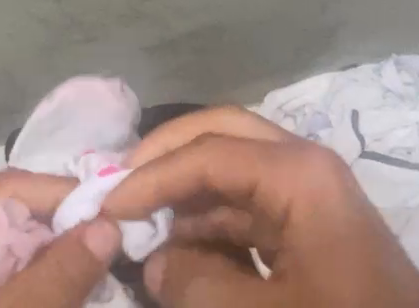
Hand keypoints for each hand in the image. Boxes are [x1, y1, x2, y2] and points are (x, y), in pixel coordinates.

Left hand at [0, 170, 121, 307]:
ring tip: (99, 281)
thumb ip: (51, 282)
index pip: (11, 192)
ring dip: (58, 268)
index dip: (66, 197)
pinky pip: (8, 287)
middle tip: (118, 251)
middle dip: (66, 237)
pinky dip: (40, 293)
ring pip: (17, 257)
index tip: (120, 214)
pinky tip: (70, 300)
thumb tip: (108, 225)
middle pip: (15, 222)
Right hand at [103, 107, 418, 307]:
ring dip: (188, 190)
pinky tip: (180, 246)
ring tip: (141, 220)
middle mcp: (304, 165)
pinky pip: (250, 206)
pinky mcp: (311, 225)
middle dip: (170, 153)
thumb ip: (198, 285)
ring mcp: (310, 193)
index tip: (106, 205)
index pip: (209, 153)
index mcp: (297, 172)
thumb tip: (156, 261)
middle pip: (224, 132)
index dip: (152, 177)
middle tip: (121, 183)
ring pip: (235, 168)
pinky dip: (212, 220)